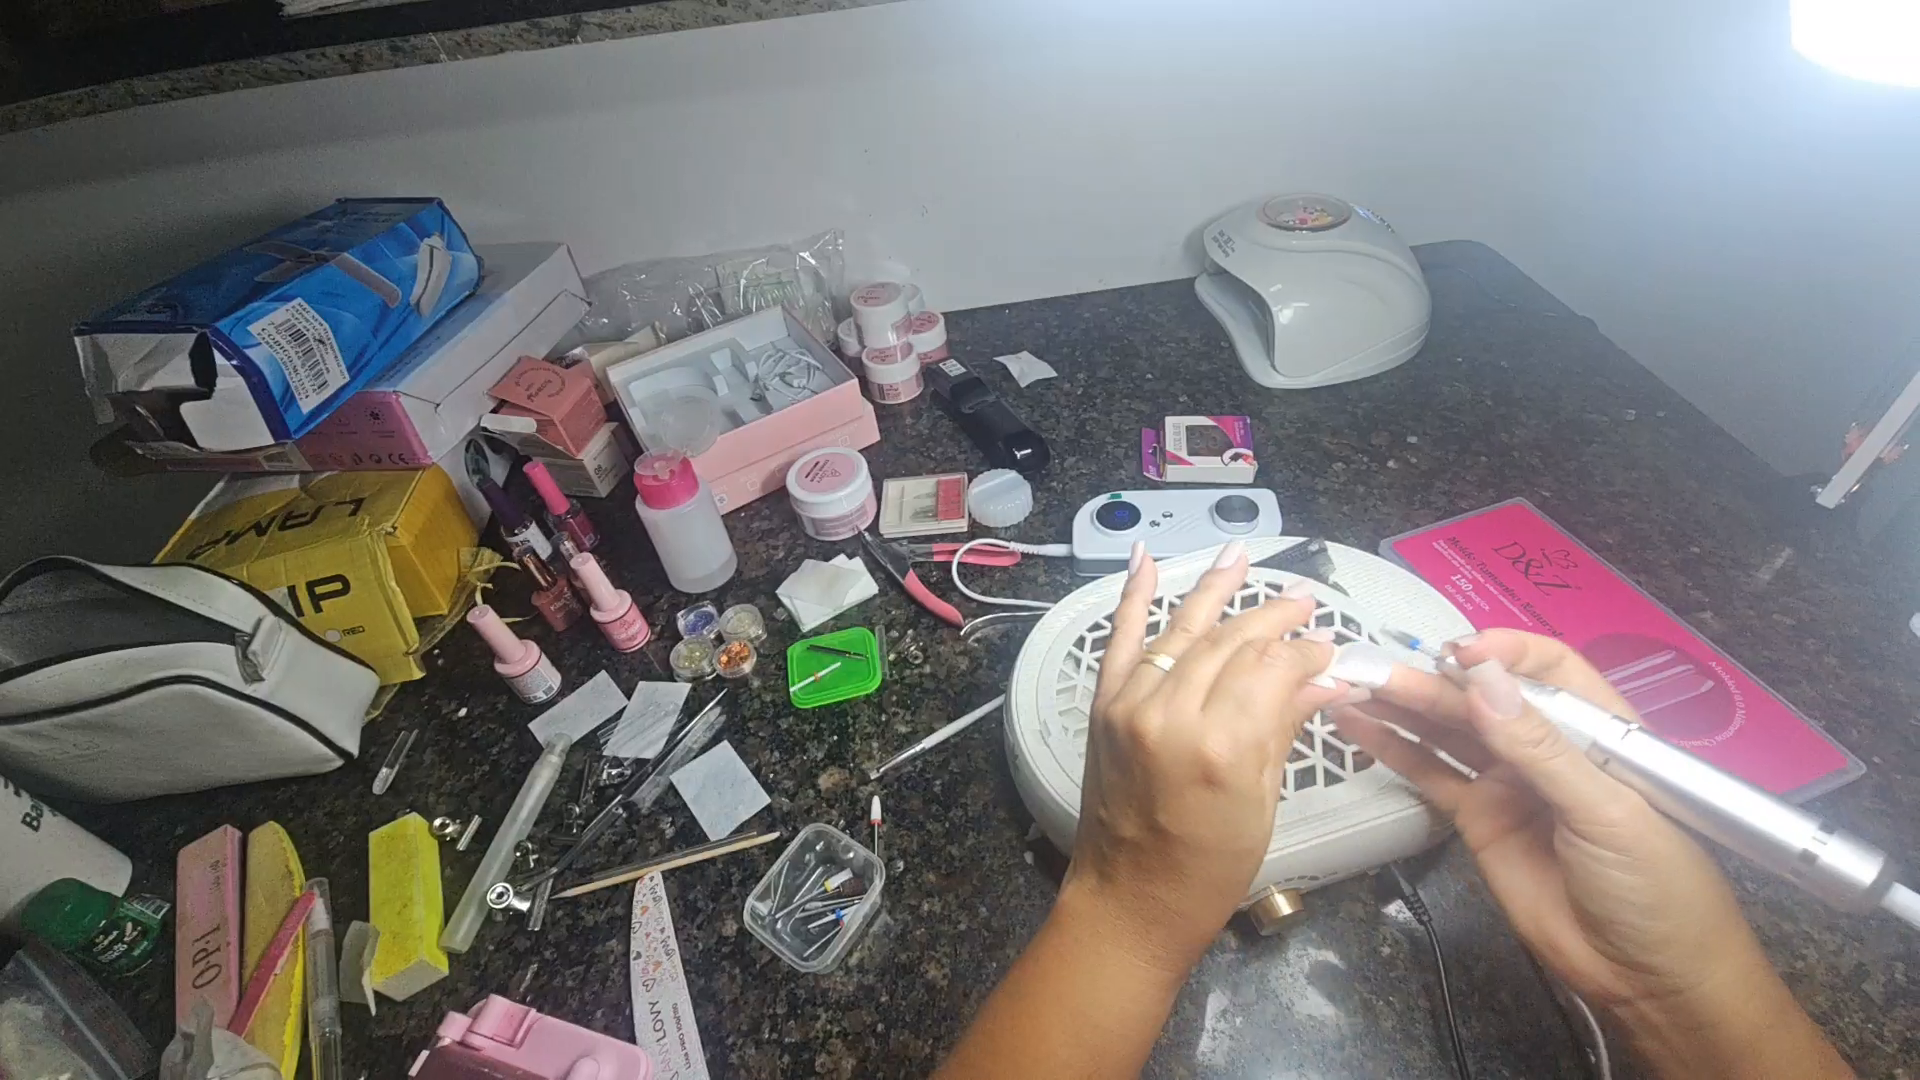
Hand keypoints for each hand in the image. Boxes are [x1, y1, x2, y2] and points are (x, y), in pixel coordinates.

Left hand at [1067, 540, 1341, 972]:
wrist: (1128, 896)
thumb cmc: (1208, 867)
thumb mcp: (1261, 803)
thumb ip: (1283, 727)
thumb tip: (1325, 678)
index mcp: (1221, 744)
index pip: (1272, 669)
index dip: (1304, 651)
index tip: (1327, 644)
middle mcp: (1171, 711)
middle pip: (1229, 643)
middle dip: (1270, 616)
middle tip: (1302, 598)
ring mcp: (1129, 701)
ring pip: (1181, 632)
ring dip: (1213, 591)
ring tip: (1240, 555)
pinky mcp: (1103, 703)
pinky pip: (1120, 638)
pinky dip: (1132, 596)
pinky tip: (1144, 558)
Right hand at [1335, 630, 1850, 1076]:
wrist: (1647, 982)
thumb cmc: (1657, 891)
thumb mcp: (1608, 815)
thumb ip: (1538, 747)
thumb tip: (1480, 677)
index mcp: (1595, 733)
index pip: (1548, 669)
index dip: (1503, 652)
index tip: (1456, 652)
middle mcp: (1543, 746)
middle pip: (1478, 698)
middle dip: (1426, 681)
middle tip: (1371, 668)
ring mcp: (1504, 779)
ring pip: (1443, 729)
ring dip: (1398, 706)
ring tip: (1351, 686)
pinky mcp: (1474, 813)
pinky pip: (1426, 771)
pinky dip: (1389, 747)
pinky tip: (1355, 725)